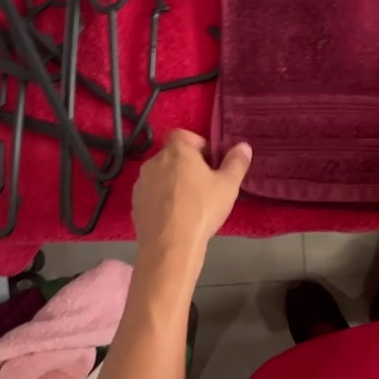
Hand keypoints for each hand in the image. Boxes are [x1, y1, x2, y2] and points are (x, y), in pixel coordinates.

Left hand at [131, 130, 251, 264]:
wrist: (170, 244)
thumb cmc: (202, 209)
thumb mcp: (228, 186)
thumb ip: (236, 162)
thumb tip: (243, 146)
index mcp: (177, 151)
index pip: (183, 134)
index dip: (197, 144)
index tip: (209, 162)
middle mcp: (154, 161)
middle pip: (172, 156)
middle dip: (186, 166)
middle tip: (203, 185)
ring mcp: (141, 183)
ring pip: (160, 176)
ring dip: (172, 183)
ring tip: (188, 204)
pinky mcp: (135, 203)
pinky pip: (152, 195)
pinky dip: (162, 200)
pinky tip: (174, 217)